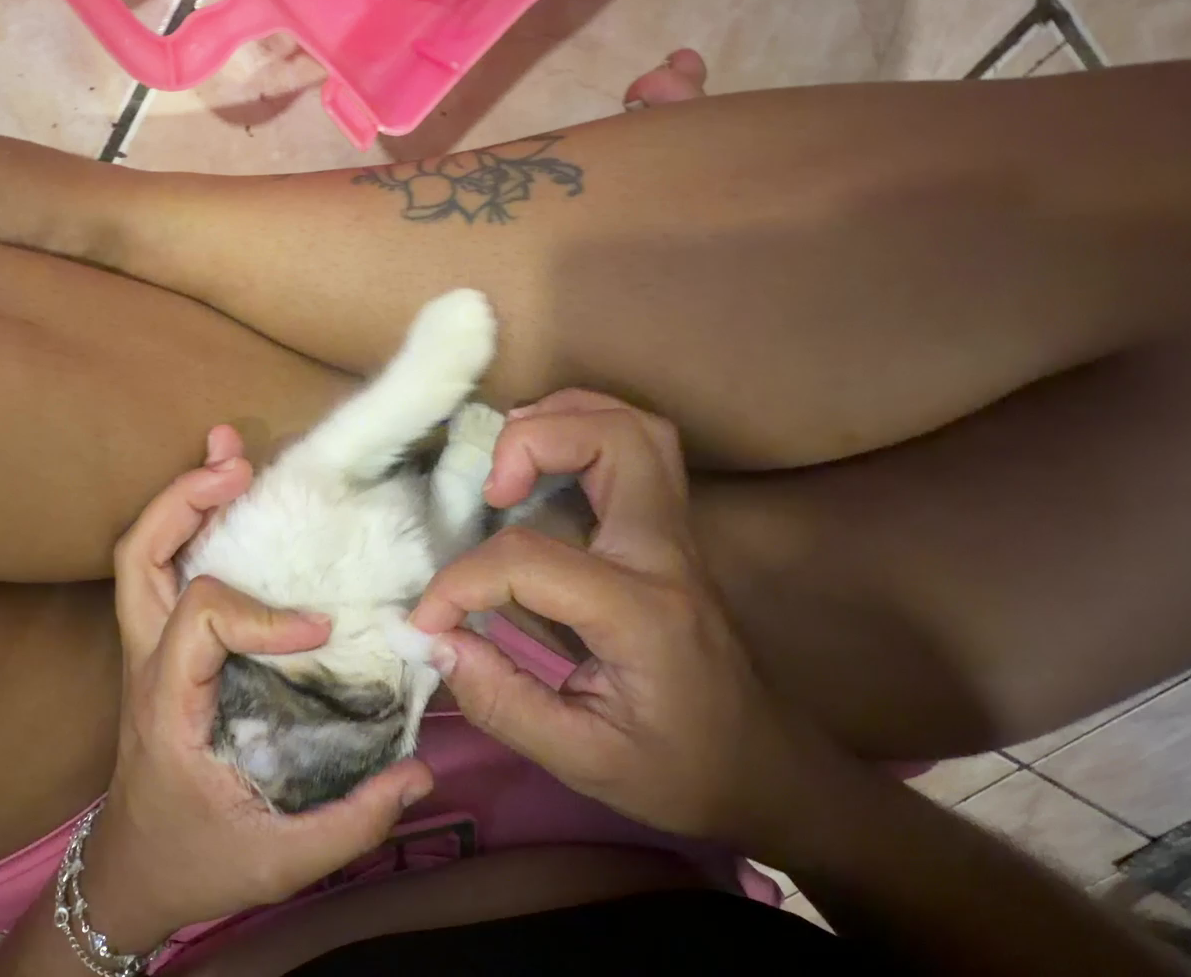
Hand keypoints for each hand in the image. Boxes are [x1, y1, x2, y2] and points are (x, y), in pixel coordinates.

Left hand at [81, 427, 433, 949]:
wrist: (131, 875)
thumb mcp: (277, 860)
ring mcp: (149, 653)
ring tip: (231, 454)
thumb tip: (420, 771)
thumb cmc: (195, 862)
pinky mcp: (164, 650)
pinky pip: (167, 574)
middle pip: (140, 559)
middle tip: (238, 465)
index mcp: (168, 705)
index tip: (318, 631)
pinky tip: (228, 499)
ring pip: (142, 556)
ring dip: (183, 500)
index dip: (262, 613)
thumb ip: (352, 821)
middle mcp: (148, 665)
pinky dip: (190, 527)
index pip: (202, 622)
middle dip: (185, 502)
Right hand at [411, 390, 840, 844]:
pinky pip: (633, 451)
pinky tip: (534, 470)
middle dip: (535, 440)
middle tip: (489, 490)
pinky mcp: (665, 534)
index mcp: (642, 614)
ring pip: (636, 428)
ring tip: (507, 462)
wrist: (763, 767)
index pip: (531, 559)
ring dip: (564, 419)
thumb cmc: (677, 771)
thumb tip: (436, 640)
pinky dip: (578, 435)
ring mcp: (672, 536)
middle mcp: (664, 556)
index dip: (459, 583)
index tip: (427, 622)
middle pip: (619, 439)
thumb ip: (502, 701)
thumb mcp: (582, 761)